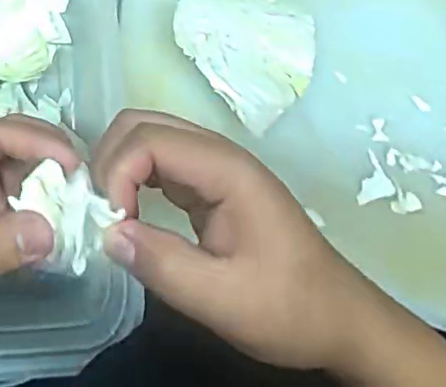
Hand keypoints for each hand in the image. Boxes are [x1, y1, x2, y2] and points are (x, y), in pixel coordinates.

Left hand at [0, 116, 81, 385]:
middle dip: (48, 160)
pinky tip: (61, 239)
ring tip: (83, 210)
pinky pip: (15, 218)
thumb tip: (52, 228)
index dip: (36, 139)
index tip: (76, 161)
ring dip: (47, 193)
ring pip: (17, 184)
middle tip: (89, 183)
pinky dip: (38, 224)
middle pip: (10, 153)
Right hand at [94, 110, 445, 386]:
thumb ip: (165, 267)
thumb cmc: (292, 309)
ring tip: (112, 212)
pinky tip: (129, 209)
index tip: (110, 222)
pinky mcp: (204, 178)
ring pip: (142, 134)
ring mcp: (210, 161)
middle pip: (140, 124)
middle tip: (103, 212)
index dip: (117, 172)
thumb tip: (106, 234)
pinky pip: (153, 156)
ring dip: (116, 165)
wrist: (343, 321)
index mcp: (226, 167)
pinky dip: (130, 174)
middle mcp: (215, 150)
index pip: (149, 139)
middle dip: (109, 160)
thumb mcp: (228, 302)